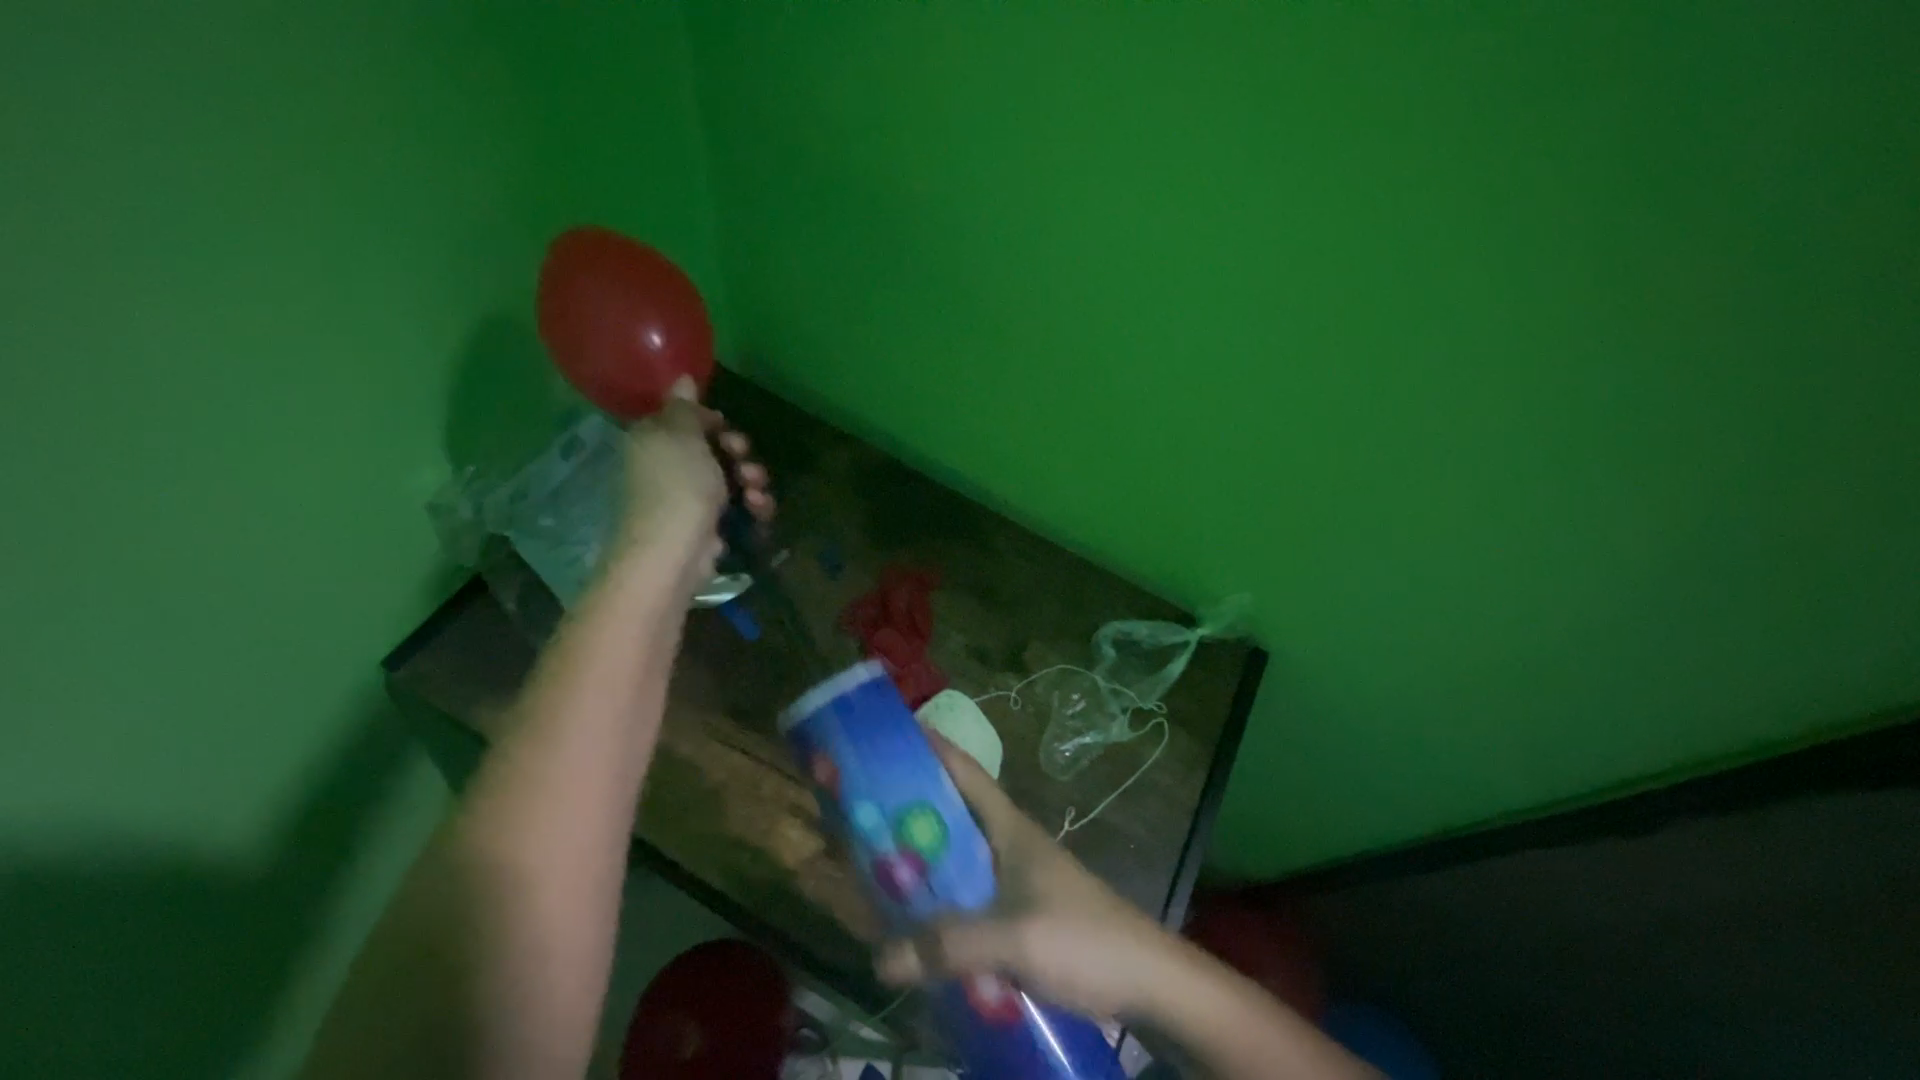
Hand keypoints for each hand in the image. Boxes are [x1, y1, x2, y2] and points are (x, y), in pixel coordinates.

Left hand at [617, 376, 773, 589]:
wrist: (674, 550)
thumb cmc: (677, 484)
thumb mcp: (681, 433)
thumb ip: (685, 406)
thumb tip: (682, 377)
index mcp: (655, 440)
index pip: (685, 420)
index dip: (710, 421)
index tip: (723, 426)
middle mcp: (668, 466)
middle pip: (714, 448)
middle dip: (738, 450)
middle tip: (742, 455)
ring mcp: (689, 498)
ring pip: (732, 477)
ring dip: (751, 478)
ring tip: (755, 489)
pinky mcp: (709, 524)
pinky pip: (738, 506)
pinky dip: (753, 505)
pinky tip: (759, 508)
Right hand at [876, 731, 1190, 1019]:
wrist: (1149, 982)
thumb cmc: (1085, 939)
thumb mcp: (1016, 938)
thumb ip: (950, 946)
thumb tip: (880, 958)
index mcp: (1010, 828)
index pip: (965, 773)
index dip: (930, 748)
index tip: (887, 734)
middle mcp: (1009, 846)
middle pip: (951, 816)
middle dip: (908, 810)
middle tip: (855, 809)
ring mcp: (1016, 882)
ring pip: (957, 861)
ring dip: (920, 862)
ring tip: (870, 866)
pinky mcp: (1021, 917)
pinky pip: (967, 901)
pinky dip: (938, 905)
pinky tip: (912, 926)